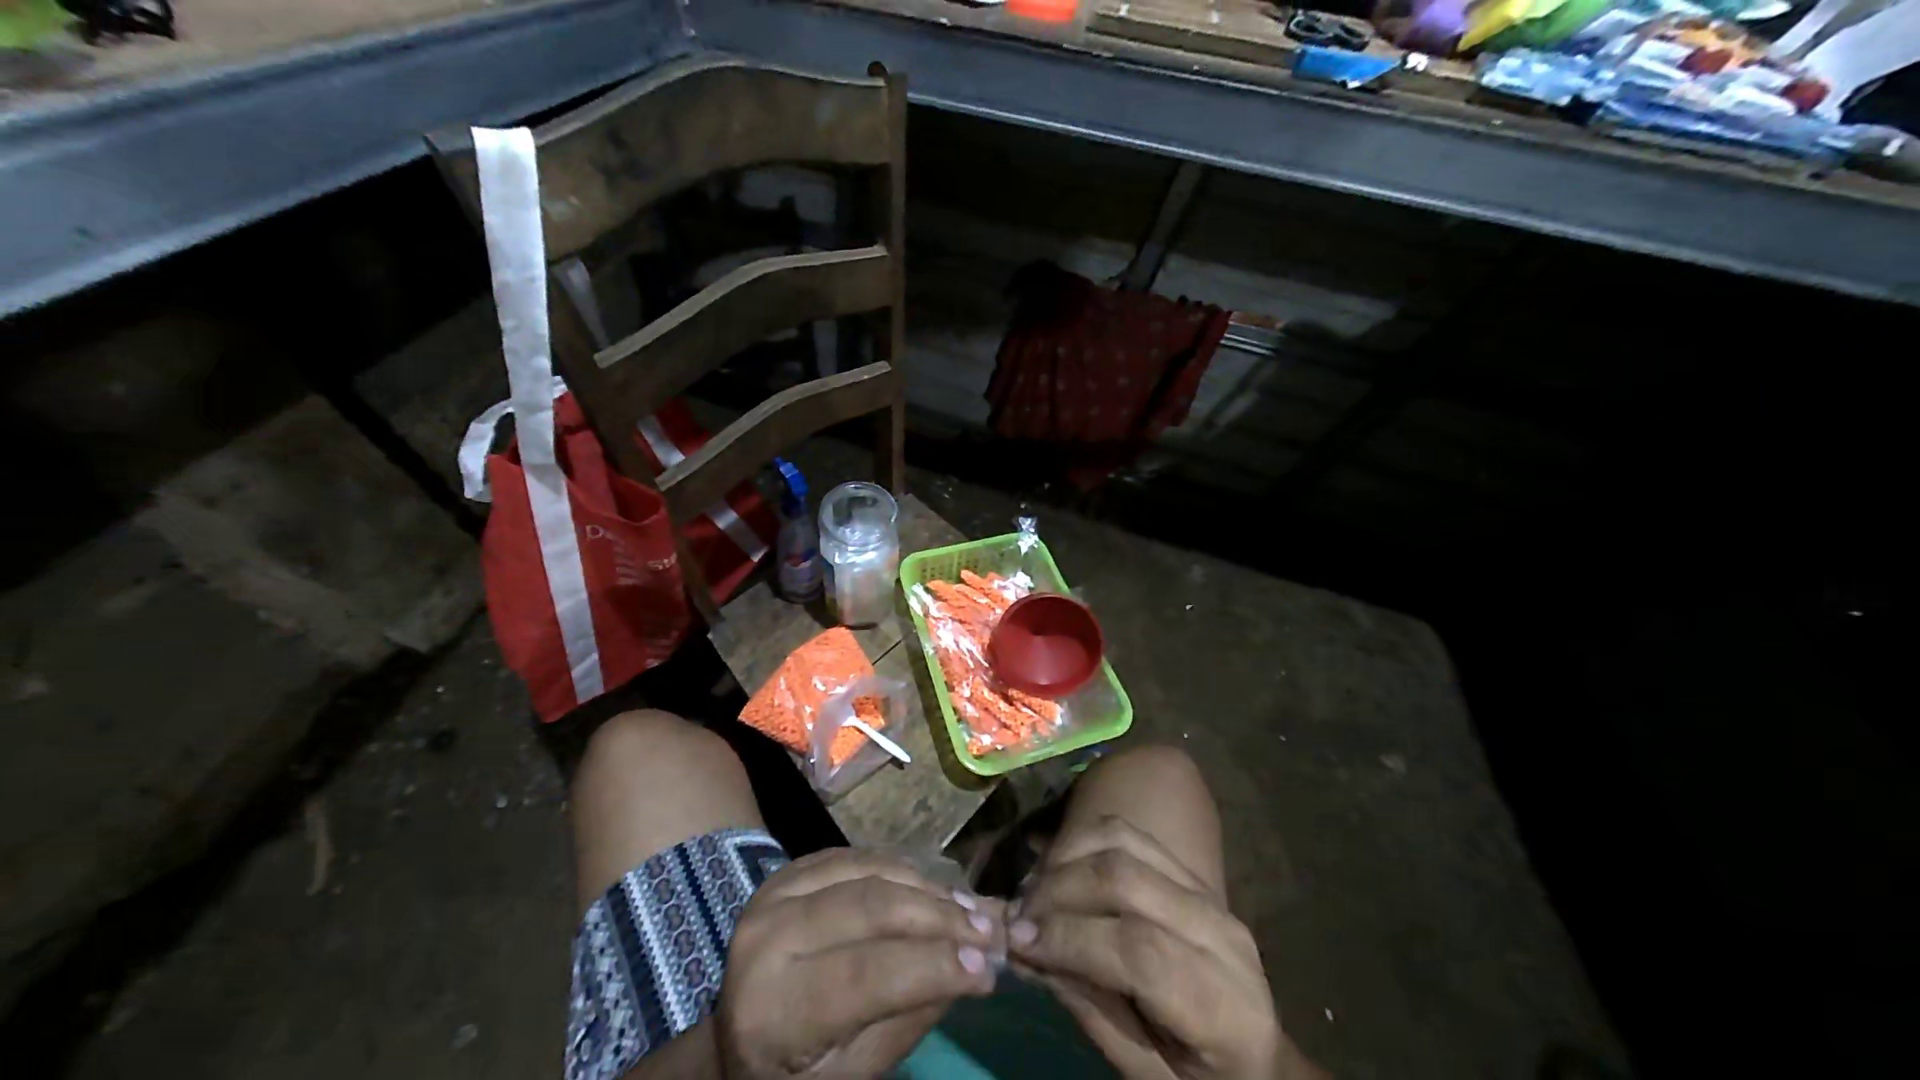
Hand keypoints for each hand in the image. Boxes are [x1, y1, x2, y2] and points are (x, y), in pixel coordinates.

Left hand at [716, 848, 1000, 1078]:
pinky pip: (856, 856)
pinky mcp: (787, 871)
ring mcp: (773, 893)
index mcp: (772, 1009)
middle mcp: (765, 937)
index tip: (988, 967)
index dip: (933, 965)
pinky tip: (930, 889)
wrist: (734, 1034)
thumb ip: (910, 1015)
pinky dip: (900, 870)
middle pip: (870, 906)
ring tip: (969, 908)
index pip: (866, 974)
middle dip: (939, 916)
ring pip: (868, 870)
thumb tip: (977, 961)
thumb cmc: (797, 1069)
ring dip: (927, 887)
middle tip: (988, 930)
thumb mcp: (851, 1072)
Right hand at [1008, 817, 1320, 1079]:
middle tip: (1016, 916)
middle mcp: (1222, 936)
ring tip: (1033, 892)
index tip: (1019, 942)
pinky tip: (1058, 867)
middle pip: (1127, 880)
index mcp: (1223, 1007)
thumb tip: (1028, 953)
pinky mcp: (1191, 874)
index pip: (1139, 950)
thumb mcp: (1146, 1074)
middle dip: (1058, 890)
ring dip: (1066, 858)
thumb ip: (1091, 1010)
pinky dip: (1083, 841)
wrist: (1256, 1060)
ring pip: (1125, 844)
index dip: (1071, 937)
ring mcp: (1209, 895)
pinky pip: (1130, 835)